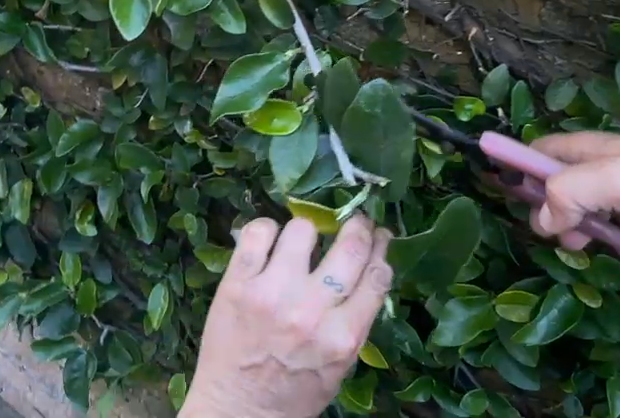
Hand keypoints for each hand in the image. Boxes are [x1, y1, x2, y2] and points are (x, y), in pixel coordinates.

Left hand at [179, 214, 391, 417]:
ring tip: (301, 241)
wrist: (237, 411)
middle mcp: (311, 311)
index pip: (376, 277)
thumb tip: (371, 269)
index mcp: (343, 337)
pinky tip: (269, 239)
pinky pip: (258, 232)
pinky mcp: (238, 283)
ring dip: (307, 230)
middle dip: (358, 226)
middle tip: (356, 220)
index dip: (381, 248)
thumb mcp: (339, 366)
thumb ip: (355, 321)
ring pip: (303, 229)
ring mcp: (273, 293)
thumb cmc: (293, 391)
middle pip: (349, 247)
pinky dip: (267, 228)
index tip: (381, 234)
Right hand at [528, 132, 619, 265]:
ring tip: (592, 247)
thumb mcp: (617, 183)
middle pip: (562, 182)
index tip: (512, 197)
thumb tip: (542, 218)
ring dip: (586, 228)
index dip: (521, 168)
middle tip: (559, 235)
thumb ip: (568, 193)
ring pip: (591, 209)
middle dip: (553, 208)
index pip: (541, 150)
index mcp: (596, 147)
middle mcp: (611, 163)